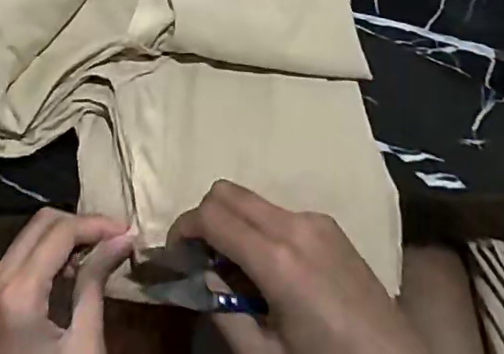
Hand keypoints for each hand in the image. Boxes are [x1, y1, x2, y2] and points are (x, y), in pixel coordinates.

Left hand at [0, 208, 135, 353]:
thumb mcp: (83, 343)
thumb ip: (96, 282)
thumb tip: (123, 238)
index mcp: (17, 292)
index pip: (61, 231)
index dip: (97, 224)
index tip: (128, 232)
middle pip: (42, 223)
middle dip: (81, 225)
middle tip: (114, 238)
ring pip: (29, 237)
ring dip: (64, 237)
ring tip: (99, 252)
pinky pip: (19, 259)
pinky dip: (48, 255)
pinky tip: (73, 271)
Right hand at [169, 181, 422, 353]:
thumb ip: (225, 312)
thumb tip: (199, 276)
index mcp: (277, 257)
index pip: (212, 215)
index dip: (183, 228)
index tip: (173, 255)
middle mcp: (295, 223)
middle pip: (228, 192)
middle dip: (203, 218)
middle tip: (197, 259)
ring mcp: (315, 219)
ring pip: (253, 199)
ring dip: (232, 222)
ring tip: (233, 270)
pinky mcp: (330, 224)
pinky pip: (279, 212)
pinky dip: (259, 228)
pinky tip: (268, 269)